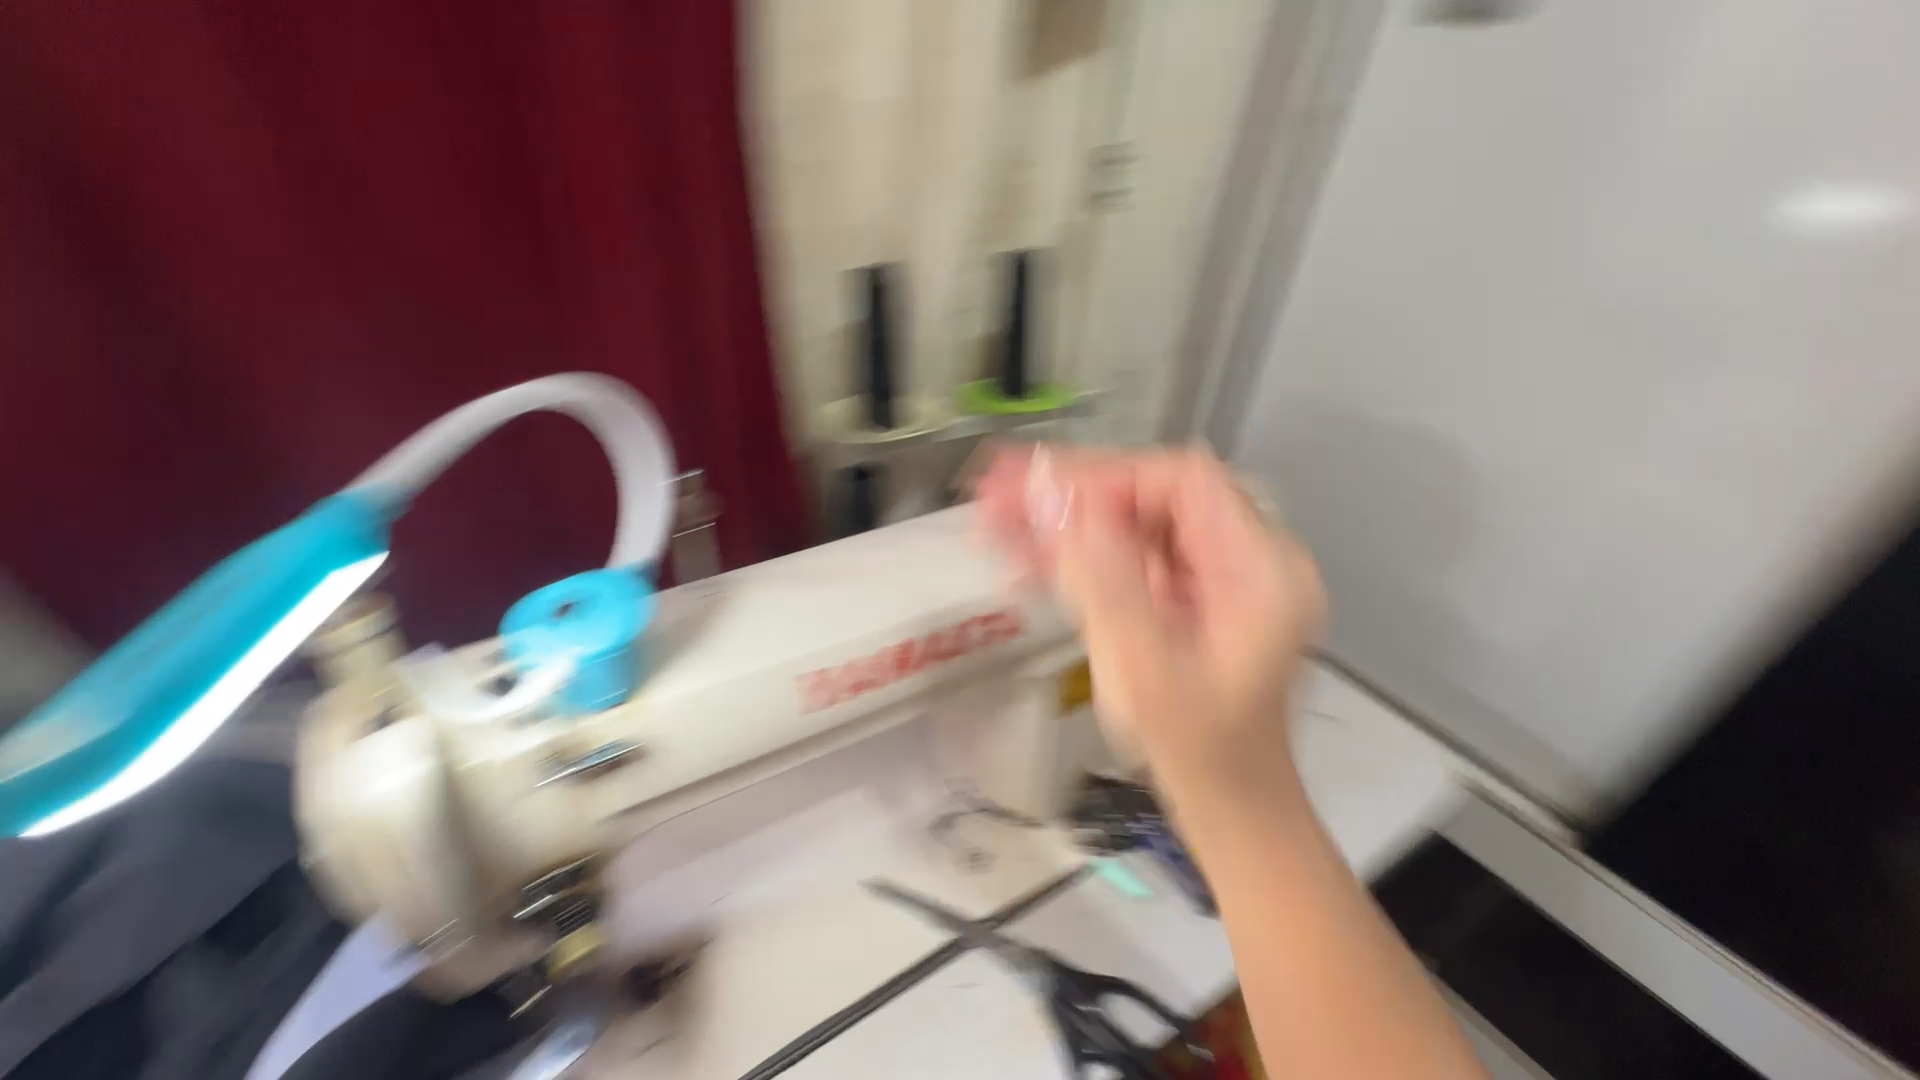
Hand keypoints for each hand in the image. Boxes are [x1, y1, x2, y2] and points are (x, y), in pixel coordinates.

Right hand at [972, 445, 1324, 792]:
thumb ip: (1099, 576)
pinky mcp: (1186, 596)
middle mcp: (1244, 558)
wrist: (1228, 806)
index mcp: (1260, 569)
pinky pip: (1128, 557)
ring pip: (1130, 523)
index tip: (1041, 493)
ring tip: (992, 516)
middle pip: (1151, 496)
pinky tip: (1022, 555)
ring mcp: (1215, 577)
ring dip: (1062, 520)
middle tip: (996, 490)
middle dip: (1071, 494)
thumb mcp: (1144, 667)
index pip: (1185, 483)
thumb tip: (1050, 495)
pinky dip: (1077, 554)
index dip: (1108, 478)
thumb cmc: (1197, 751)